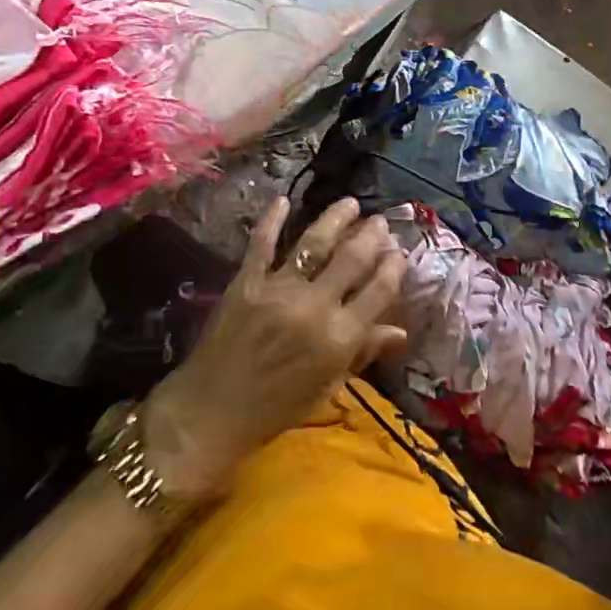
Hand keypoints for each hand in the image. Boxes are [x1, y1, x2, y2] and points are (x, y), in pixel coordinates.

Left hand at [139, 196, 406, 500]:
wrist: (212, 410)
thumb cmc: (275, 408)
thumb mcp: (326, 387)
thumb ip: (361, 354)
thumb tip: (399, 332)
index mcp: (339, 338)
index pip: (378, 292)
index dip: (392, 269)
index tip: (399, 252)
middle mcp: (314, 306)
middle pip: (351, 260)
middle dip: (370, 236)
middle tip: (380, 221)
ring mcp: (278, 289)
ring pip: (314, 243)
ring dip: (334, 219)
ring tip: (349, 203)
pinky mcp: (246, 281)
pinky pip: (262, 243)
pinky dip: (272, 218)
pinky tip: (283, 199)